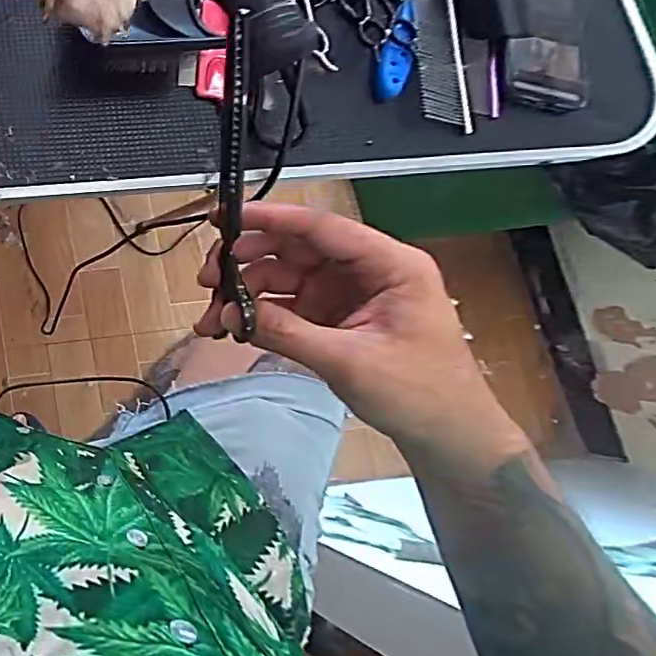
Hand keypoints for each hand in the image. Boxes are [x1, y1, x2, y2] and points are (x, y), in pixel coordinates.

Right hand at [194, 203, 528, 466]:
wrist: (448, 437)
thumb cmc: (421, 394)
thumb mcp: (350, 361)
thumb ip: (287, 332)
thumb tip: (229, 314)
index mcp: (388, 264)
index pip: (320, 228)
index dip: (270, 219)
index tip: (226, 217)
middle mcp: (363, 270)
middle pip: (293, 248)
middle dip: (245, 260)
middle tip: (208, 279)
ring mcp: (345, 293)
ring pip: (282, 276)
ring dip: (244, 292)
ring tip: (211, 317)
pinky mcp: (332, 316)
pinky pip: (285, 305)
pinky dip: (257, 314)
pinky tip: (231, 327)